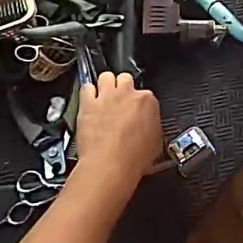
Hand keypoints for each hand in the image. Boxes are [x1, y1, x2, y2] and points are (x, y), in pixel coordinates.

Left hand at [71, 72, 161, 203]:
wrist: (110, 165)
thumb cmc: (132, 158)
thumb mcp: (156, 143)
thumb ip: (153, 127)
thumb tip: (150, 130)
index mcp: (148, 101)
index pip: (146, 94)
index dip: (140, 103)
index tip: (136, 111)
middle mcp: (127, 94)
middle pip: (125, 78)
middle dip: (123, 87)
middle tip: (121, 99)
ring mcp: (107, 97)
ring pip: (106, 76)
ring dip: (105, 84)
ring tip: (104, 95)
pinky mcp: (88, 104)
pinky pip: (86, 87)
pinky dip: (87, 92)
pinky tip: (89, 99)